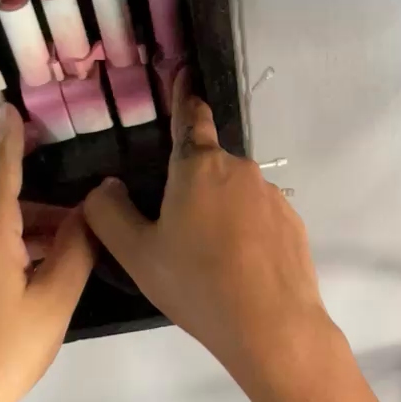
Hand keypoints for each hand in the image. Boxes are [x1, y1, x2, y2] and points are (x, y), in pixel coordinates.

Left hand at [0, 105, 93, 401]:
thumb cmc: (3, 351)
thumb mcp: (54, 301)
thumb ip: (76, 251)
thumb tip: (89, 214)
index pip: (0, 167)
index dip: (10, 137)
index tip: (13, 109)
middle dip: (6, 159)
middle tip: (37, 148)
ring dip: (17, 203)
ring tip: (66, 222)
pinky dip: (4, 226)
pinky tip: (34, 251)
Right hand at [83, 83, 334, 387]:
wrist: (271, 327)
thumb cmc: (196, 284)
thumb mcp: (137, 254)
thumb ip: (109, 214)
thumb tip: (107, 188)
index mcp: (199, 167)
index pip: (191, 117)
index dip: (183, 96)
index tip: (184, 74)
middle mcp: (240, 170)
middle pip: (208, 167)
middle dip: (191, 188)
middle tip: (175, 234)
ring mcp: (273, 198)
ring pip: (235, 196)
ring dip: (219, 215)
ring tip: (208, 263)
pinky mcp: (293, 225)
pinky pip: (259, 220)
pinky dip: (245, 235)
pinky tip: (238, 271)